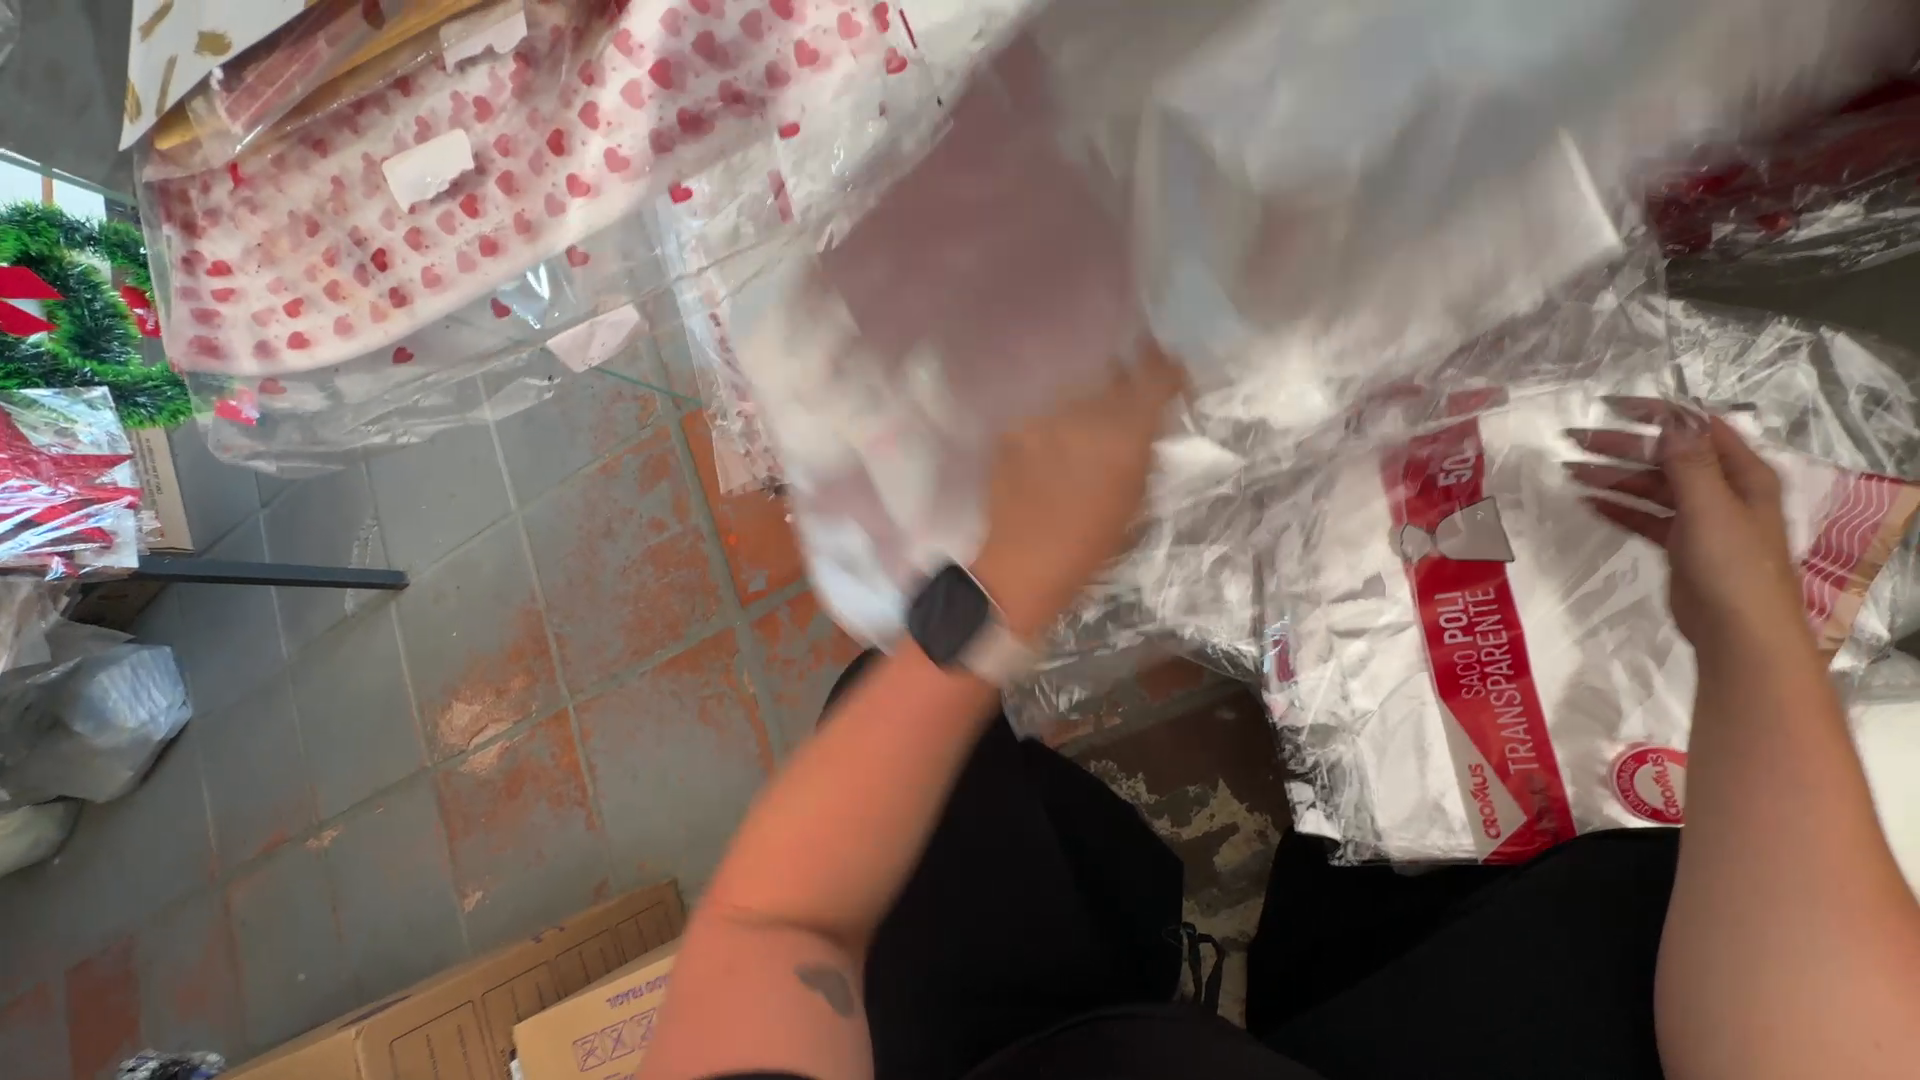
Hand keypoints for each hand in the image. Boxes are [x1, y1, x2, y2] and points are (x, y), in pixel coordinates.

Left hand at [970, 343, 1187, 637]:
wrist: (1025, 564)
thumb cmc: (1092, 545)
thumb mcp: (1137, 502)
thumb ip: (1144, 455)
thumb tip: (1149, 426)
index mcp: (1126, 436)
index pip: (1155, 380)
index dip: (1167, 371)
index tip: (1174, 372)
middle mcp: (1085, 417)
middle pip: (1114, 380)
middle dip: (1127, 381)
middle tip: (1132, 388)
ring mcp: (1045, 420)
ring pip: (1077, 395)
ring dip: (1089, 402)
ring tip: (1090, 422)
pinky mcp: (1014, 430)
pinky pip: (1045, 416)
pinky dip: (1056, 424)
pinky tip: (1055, 445)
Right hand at [1567, 399, 1816, 668]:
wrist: (1740, 631)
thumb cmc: (1732, 567)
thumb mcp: (1711, 509)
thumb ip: (1690, 465)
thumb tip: (1672, 420)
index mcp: (1742, 475)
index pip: (1698, 429)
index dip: (1658, 413)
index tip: (1610, 406)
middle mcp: (1723, 491)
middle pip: (1667, 457)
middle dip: (1622, 446)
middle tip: (1573, 440)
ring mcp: (1701, 519)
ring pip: (1651, 487)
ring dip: (1613, 477)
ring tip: (1570, 471)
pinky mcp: (1679, 544)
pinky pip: (1644, 516)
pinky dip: (1618, 507)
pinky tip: (1588, 502)